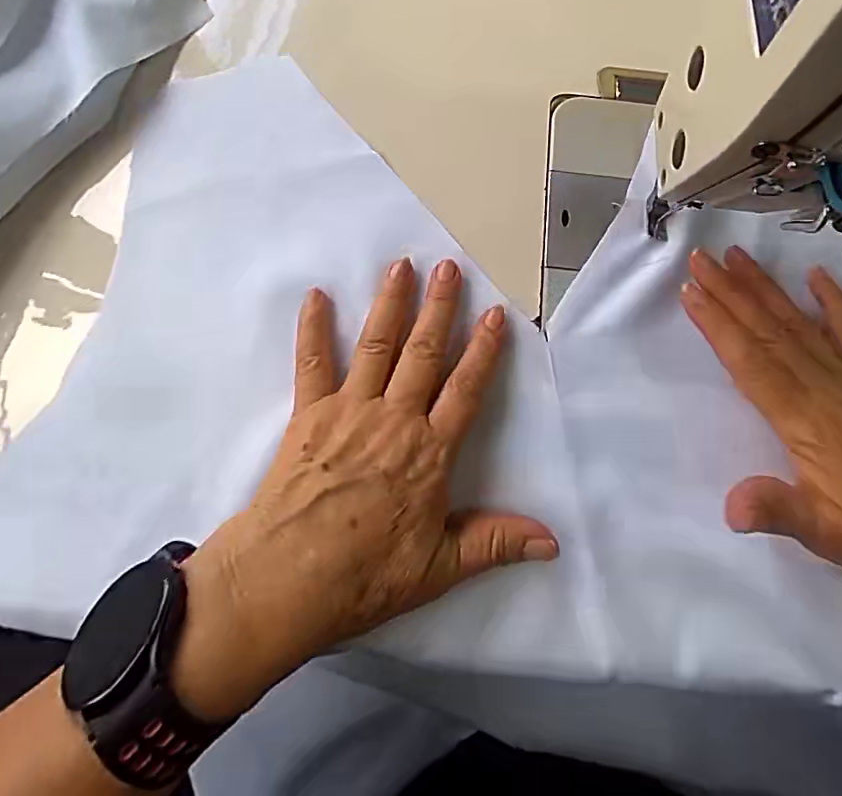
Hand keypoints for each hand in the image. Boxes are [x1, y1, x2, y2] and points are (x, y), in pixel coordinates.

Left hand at [169, 258, 558, 720]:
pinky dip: (313, 327)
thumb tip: (551, 541)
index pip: (465, 390)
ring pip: (377, 346)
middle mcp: (393, 420)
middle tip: (447, 268)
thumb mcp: (438, 568)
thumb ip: (493, 544)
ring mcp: (349, 410)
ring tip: (401, 266)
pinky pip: (312, 362)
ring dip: (390, 304)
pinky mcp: (309, 413)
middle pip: (423, 354)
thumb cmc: (365, 575)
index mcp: (429, 454)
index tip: (494, 315)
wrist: (290, 575)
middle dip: (438, 308)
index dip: (483, 351)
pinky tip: (316, 296)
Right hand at [679, 246, 841, 629]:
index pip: (752, 361)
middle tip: (700, 258)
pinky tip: (816, 277)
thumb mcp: (829, 536)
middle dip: (731, 292)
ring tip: (737, 256)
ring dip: (765, 288)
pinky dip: (832, 302)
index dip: (718, 324)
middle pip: (769, 331)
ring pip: (799, 325)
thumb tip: (732, 508)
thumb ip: (779, 512)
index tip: (690, 291)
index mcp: (807, 420)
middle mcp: (828, 389)